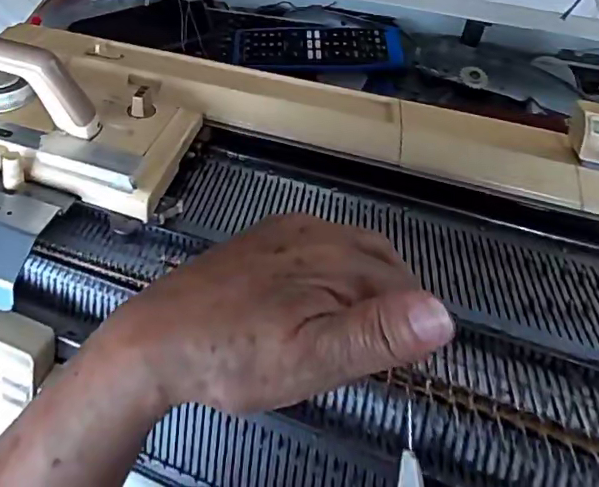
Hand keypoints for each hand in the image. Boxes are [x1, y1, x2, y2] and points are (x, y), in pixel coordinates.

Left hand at [82, 214, 455, 414]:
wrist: (158, 338)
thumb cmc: (232, 354)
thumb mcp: (312, 357)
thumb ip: (376, 333)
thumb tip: (440, 313)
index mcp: (330, 255)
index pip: (402, 286)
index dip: (410, 329)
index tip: (405, 367)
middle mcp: (310, 231)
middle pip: (379, 263)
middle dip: (391, 305)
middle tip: (381, 356)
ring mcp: (282, 233)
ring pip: (348, 254)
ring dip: (363, 290)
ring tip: (351, 337)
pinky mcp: (260, 243)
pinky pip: (315, 250)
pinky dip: (332, 277)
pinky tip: (314, 308)